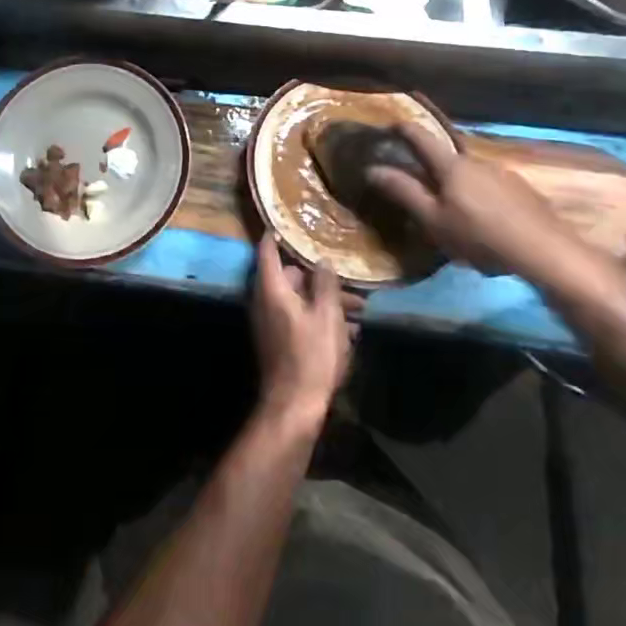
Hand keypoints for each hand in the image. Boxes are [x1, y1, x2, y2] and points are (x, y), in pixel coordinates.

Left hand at [251, 232, 358, 421]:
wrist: (294, 405)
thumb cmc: (311, 356)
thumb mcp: (327, 317)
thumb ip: (326, 285)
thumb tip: (322, 261)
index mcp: (271, 290)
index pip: (268, 251)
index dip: (277, 234)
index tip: (289, 220)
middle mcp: (264, 301)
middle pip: (290, 277)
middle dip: (320, 277)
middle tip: (350, 281)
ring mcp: (270, 322)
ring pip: (299, 300)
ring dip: (326, 302)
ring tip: (361, 310)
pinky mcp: (279, 340)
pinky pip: (299, 319)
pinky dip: (320, 319)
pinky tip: (350, 332)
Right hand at [365, 126, 580, 277]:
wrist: (545, 251)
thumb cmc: (479, 235)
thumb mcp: (433, 219)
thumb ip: (403, 192)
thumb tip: (372, 168)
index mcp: (451, 166)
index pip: (421, 138)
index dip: (403, 130)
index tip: (390, 125)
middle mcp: (477, 162)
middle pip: (447, 159)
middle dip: (432, 170)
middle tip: (421, 189)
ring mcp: (504, 175)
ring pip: (471, 175)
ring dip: (458, 187)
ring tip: (453, 213)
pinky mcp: (523, 192)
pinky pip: (491, 188)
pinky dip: (480, 198)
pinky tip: (483, 222)